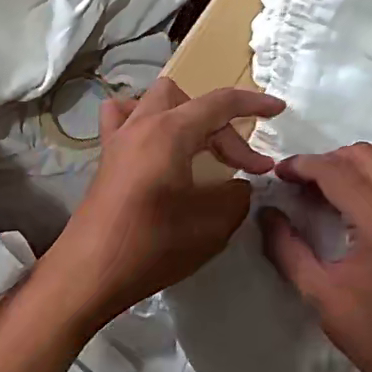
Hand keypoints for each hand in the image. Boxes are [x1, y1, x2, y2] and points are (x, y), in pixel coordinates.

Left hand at [45, 79, 285, 328]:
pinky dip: (147, 123)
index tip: (279, 111)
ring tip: (199, 149)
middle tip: (239, 166)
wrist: (91, 270)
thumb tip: (238, 185)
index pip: (218, 103)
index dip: (253, 103)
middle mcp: (140, 124)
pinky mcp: (105, 157)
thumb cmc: (153, 244)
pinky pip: (125, 119)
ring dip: (184, 117)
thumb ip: (236, 196)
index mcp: (169, 131)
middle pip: (188, 101)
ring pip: (155, 103)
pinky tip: (156, 148)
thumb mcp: (212, 223)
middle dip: (221, 125)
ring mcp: (118, 139)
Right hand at [258, 143, 371, 371]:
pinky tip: (354, 204)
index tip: (276, 174)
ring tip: (325, 190)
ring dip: (352, 164)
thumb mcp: (319, 294)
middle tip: (298, 184)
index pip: (336, 171)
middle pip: (364, 154)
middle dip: (325, 161)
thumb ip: (286, 247)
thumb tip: (266, 213)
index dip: (301, 166)